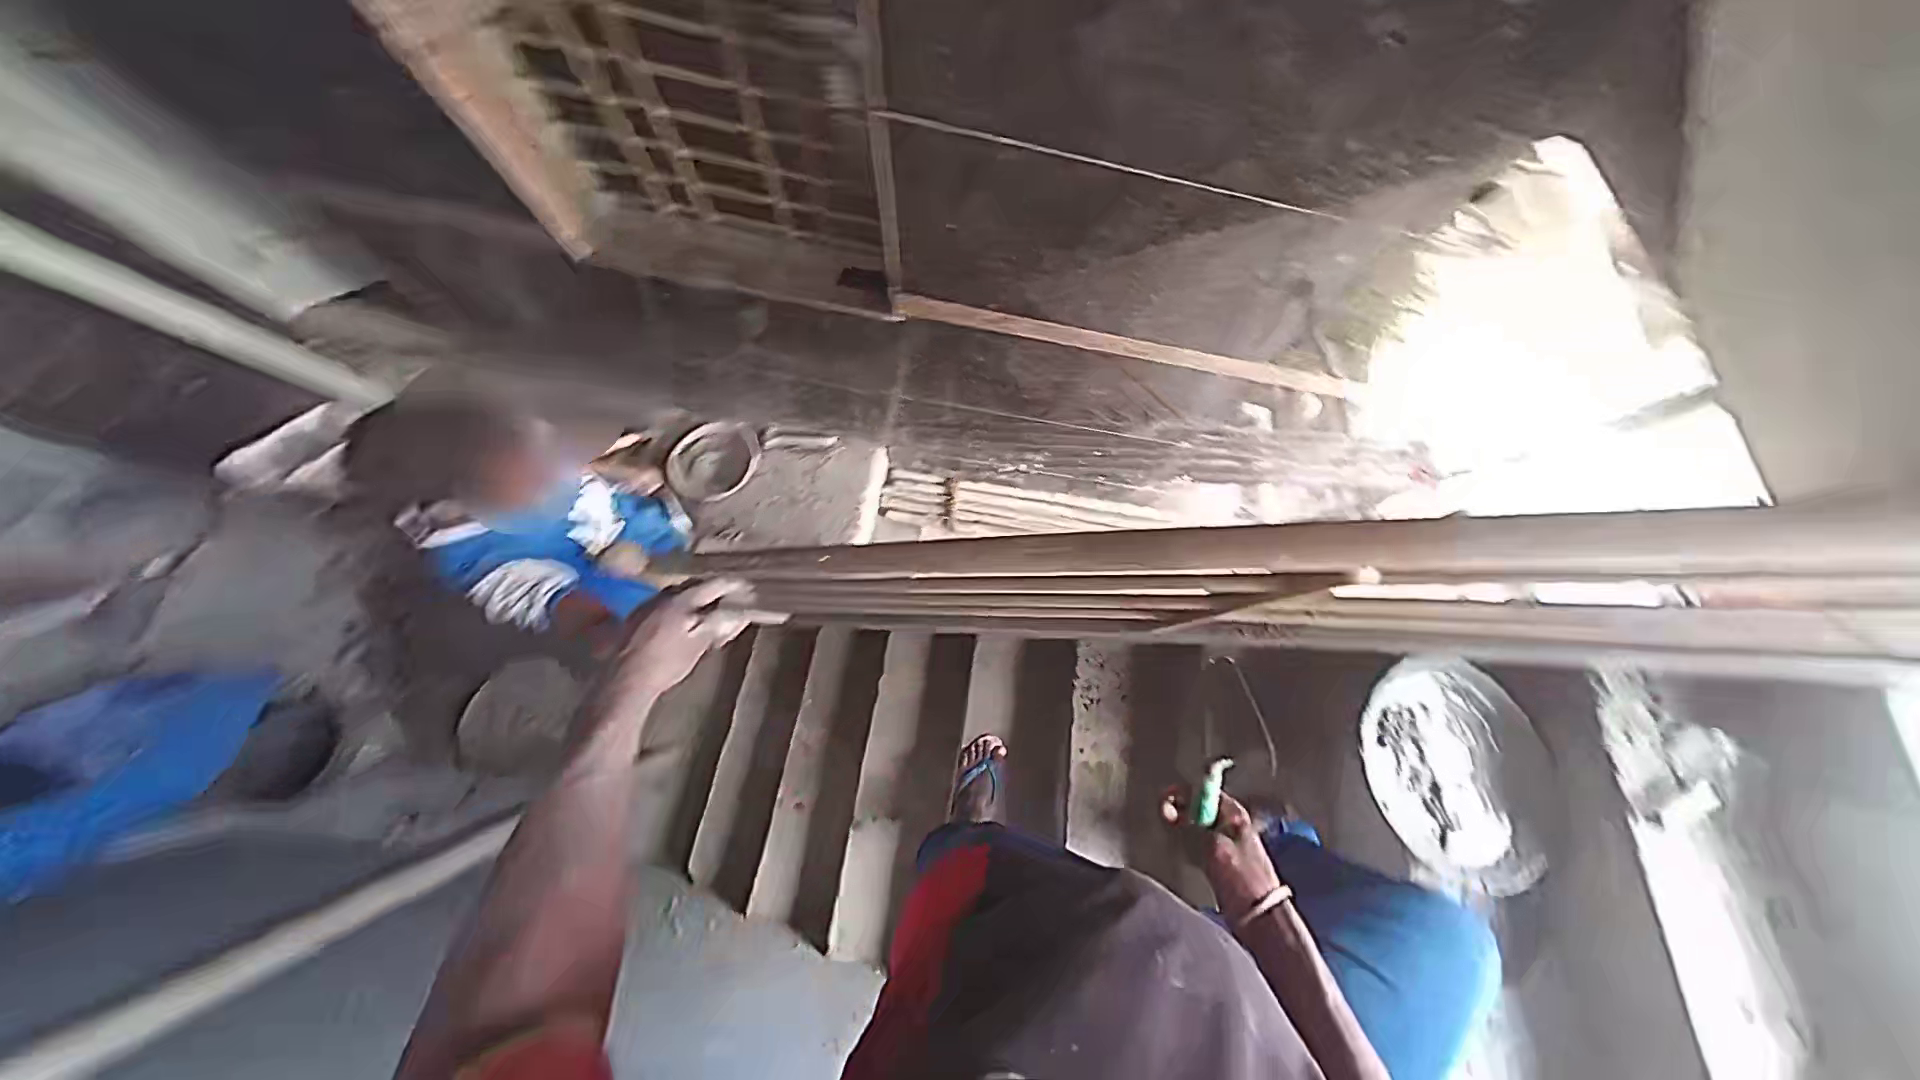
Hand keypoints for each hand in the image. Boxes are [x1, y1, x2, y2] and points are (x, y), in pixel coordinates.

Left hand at [607, 578, 750, 703]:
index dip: (732, 585)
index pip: (713, 585)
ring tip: (705, 607)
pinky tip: (680, 620)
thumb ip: (719, 624)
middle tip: (728, 596)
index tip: (746, 587)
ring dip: (693, 597)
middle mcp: (662, 598)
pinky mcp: (635, 619)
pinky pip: (662, 604)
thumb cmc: (666, 664)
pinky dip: (677, 607)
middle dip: (712, 588)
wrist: (626, 681)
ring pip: (676, 594)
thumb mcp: (699, 644)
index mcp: (681, 601)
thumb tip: (738, 613)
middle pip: (692, 585)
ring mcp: (646, 607)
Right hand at [1162, 787, 1283, 922]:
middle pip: (1197, 806)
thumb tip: (1168, 809)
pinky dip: (1185, 842)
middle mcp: (1229, 822)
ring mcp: (1224, 840)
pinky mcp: (1218, 858)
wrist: (1260, 917)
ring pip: (1194, 824)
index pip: (1203, 791)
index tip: (1164, 800)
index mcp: (1233, 812)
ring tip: (1171, 834)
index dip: (1182, 793)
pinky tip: (1180, 849)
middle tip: (1165, 819)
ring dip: (1180, 827)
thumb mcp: (1213, 846)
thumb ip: (1190, 825)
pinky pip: (1195, 841)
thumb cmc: (1241, 878)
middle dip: (1179, 810)